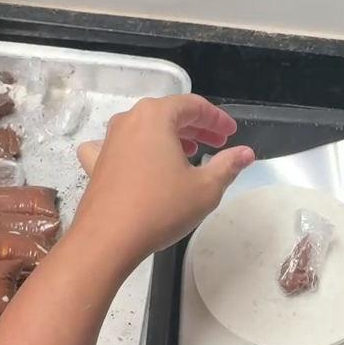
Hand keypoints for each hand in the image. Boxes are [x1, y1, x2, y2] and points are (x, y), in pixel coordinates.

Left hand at [63, 94, 254, 267]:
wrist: (109, 238)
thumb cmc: (161, 208)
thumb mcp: (205, 188)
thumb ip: (227, 165)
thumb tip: (246, 153)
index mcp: (156, 116)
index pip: (193, 106)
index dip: (216, 119)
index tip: (231, 133)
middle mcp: (129, 120)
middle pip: (168, 115)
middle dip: (195, 128)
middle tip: (216, 145)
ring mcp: (109, 141)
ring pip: (144, 130)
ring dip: (168, 139)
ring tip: (186, 156)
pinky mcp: (97, 164)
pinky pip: (117, 148)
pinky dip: (132, 152)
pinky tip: (136, 162)